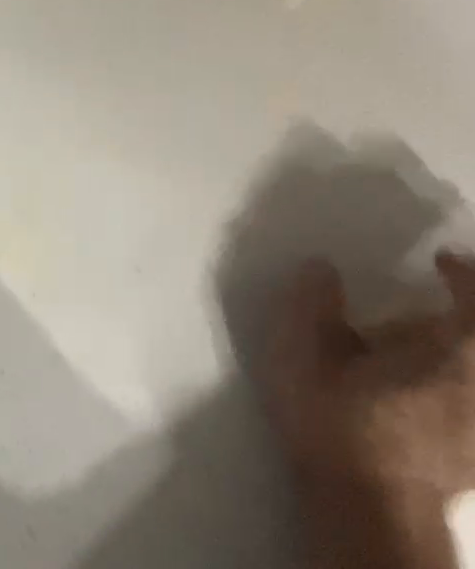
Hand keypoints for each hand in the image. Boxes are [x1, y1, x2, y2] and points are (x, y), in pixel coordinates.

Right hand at [263, 252, 474, 568]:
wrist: (369, 501)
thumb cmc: (334, 419)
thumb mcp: (302, 355)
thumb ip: (313, 307)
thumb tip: (323, 267)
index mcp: (453, 354)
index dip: (464, 274)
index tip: (440, 259)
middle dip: (466, 311)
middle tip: (442, 292)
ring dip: (459, 344)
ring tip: (424, 337)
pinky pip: (472, 389)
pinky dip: (458, 371)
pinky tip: (424, 378)